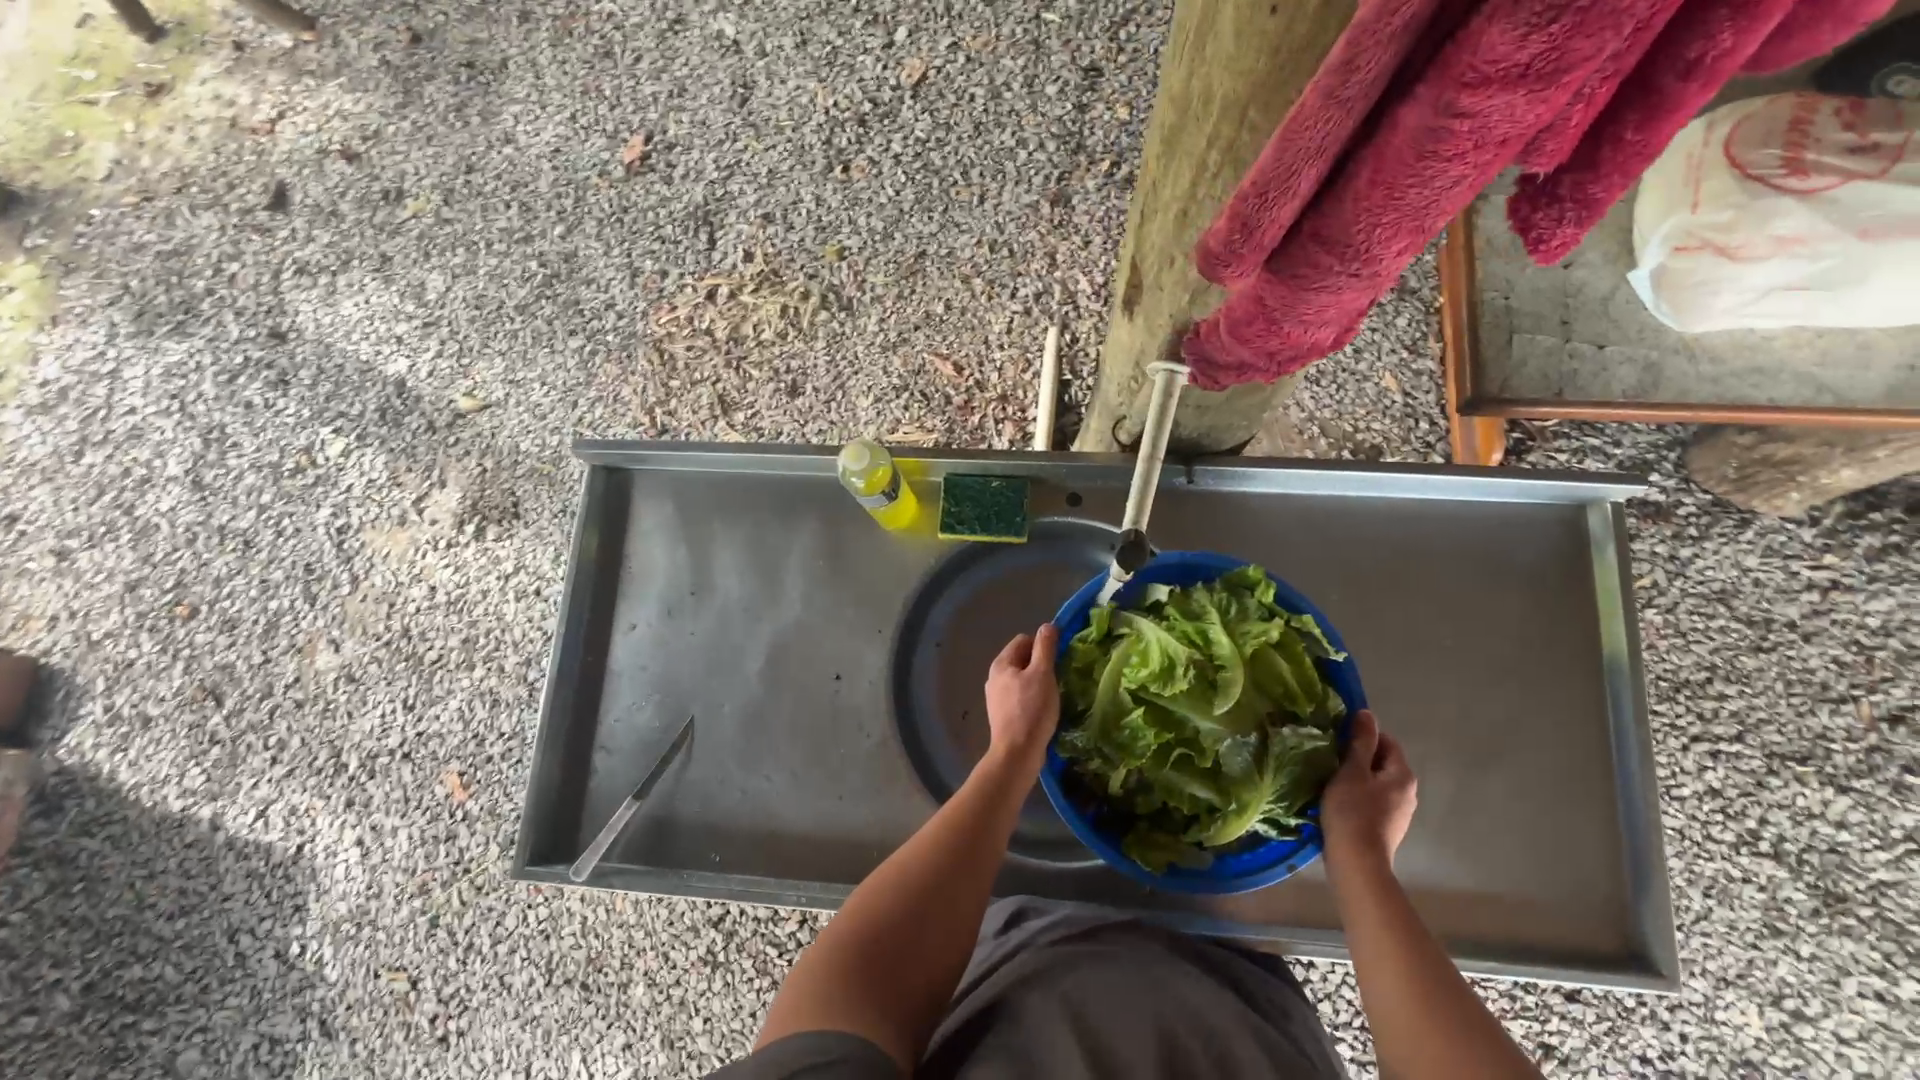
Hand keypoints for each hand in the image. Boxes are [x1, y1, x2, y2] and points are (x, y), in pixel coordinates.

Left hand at [984, 624, 1060, 770]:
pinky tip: (1044, 709)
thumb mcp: (1043, 674)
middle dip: (1041, 664)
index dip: (1042, 644)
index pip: (1023, 640)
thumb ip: (1045, 648)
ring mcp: (997, 698)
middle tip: (1058, 676)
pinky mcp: (1003, 715)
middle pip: (1022, 659)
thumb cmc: (1031, 710)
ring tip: (1053, 694)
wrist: (1017, 753)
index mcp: (1001, 664)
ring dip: (1038, 682)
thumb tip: (1047, 626)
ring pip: (1022, 679)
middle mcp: (994, 678)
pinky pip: (1021, 697)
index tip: (1058, 658)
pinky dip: (1033, 698)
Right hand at [1322, 710, 1416, 868]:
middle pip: (1383, 764)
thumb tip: (1367, 713)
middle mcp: (1408, 792)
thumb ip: (1360, 741)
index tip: (1338, 741)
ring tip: (1332, 783)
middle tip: (1331, 761)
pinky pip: (1373, 803)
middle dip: (1358, 759)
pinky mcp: (1388, 829)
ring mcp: (1400, 813)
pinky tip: (1340, 805)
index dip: (1363, 737)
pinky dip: (1358, 799)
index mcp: (1402, 775)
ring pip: (1377, 785)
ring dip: (1357, 780)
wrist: (1357, 861)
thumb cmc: (1352, 811)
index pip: (1387, 742)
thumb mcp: (1352, 770)